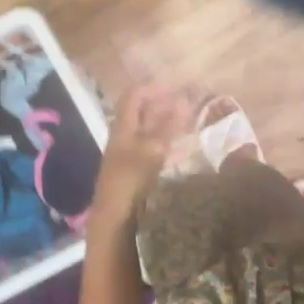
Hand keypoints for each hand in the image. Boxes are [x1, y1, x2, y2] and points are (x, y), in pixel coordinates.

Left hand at [92, 85, 190, 228]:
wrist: (115, 215)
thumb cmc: (131, 178)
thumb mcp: (152, 149)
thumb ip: (168, 125)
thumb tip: (183, 99)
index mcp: (123, 126)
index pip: (134, 95)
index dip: (154, 88)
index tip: (177, 89)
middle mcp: (122, 136)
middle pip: (140, 112)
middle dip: (163, 105)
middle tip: (187, 105)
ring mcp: (126, 153)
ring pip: (146, 130)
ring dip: (166, 124)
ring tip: (189, 123)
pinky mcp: (133, 169)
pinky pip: (150, 147)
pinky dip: (165, 142)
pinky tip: (180, 148)